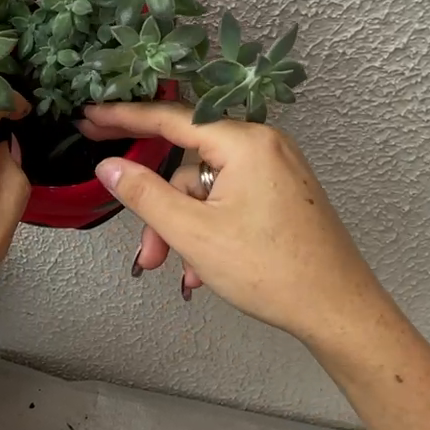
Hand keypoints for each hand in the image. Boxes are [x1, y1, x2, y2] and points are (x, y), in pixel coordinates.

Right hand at [81, 103, 396, 341]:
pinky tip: (200, 266)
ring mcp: (275, 169)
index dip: (123, 117)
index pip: (170, 118)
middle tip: (116, 196)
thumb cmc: (272, 272)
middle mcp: (264, 145)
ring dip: (179, 225)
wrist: (340, 312)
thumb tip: (108, 165)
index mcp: (245, 143)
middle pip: (185, 160)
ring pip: (202, 187)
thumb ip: (143, 193)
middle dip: (155, 201)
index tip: (89, 116)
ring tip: (171, 265)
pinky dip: (205, 227)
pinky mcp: (279, 193)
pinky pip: (225, 198)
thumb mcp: (192, 232)